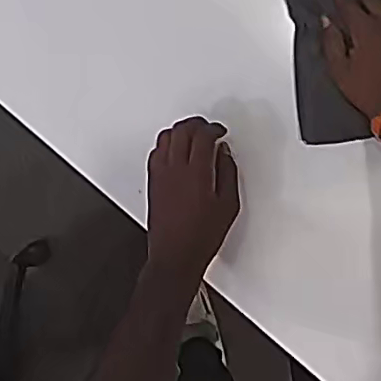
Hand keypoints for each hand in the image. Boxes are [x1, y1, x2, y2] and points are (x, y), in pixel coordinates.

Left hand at [145, 117, 240, 288]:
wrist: (175, 256)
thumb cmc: (201, 236)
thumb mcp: (228, 205)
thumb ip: (228, 173)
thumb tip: (224, 153)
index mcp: (196, 173)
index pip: (202, 136)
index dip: (213, 128)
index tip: (220, 131)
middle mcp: (175, 168)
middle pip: (182, 130)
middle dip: (196, 124)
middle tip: (207, 128)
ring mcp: (160, 173)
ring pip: (166, 136)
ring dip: (180, 130)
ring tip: (192, 135)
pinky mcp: (152, 180)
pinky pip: (156, 150)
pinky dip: (167, 143)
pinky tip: (175, 148)